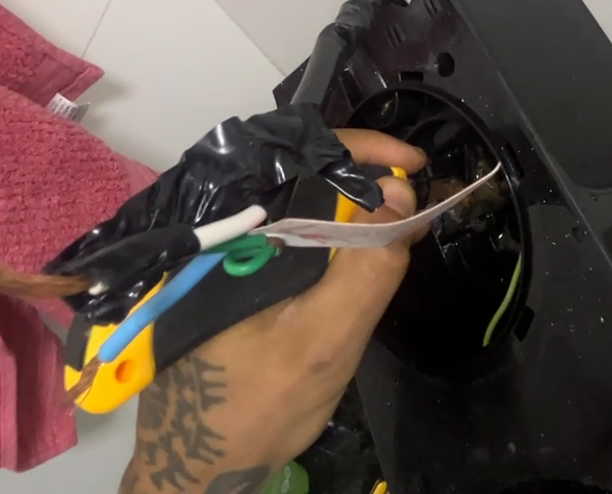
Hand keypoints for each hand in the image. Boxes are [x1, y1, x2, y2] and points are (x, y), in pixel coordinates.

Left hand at [119, 129, 427, 493]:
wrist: (197, 465)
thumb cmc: (252, 406)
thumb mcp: (321, 342)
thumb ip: (364, 268)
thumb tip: (401, 190)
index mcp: (235, 224)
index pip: (303, 153)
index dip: (365, 148)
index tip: (415, 164)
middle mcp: (227, 221)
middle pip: (306, 170)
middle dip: (368, 175)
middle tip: (415, 199)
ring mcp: (231, 243)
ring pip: (304, 197)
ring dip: (355, 204)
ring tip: (398, 224)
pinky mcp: (239, 265)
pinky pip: (295, 227)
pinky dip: (337, 229)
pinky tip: (363, 248)